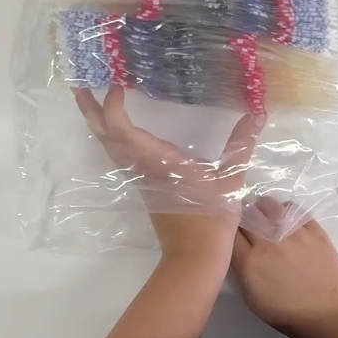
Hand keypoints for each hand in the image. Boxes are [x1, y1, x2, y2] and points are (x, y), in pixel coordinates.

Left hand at [75, 86, 265, 259]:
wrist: (195, 255)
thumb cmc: (211, 216)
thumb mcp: (231, 177)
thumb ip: (242, 143)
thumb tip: (258, 112)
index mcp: (157, 160)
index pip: (121, 128)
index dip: (112, 105)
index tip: (118, 83)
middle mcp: (140, 166)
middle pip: (104, 134)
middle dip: (89, 108)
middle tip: (79, 82)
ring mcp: (138, 176)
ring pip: (108, 145)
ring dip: (96, 122)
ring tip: (89, 98)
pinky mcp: (142, 184)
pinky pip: (117, 155)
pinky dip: (110, 136)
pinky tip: (116, 128)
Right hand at [230, 199, 337, 337]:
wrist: (331, 313)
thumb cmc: (288, 313)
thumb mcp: (253, 300)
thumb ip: (240, 273)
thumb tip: (236, 252)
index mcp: (251, 262)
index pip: (228, 232)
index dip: (225, 229)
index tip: (224, 230)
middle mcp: (269, 241)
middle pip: (246, 214)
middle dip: (241, 215)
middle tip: (242, 222)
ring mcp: (293, 232)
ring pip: (268, 205)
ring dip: (261, 208)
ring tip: (264, 216)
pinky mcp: (314, 229)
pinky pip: (294, 208)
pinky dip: (285, 211)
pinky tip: (286, 220)